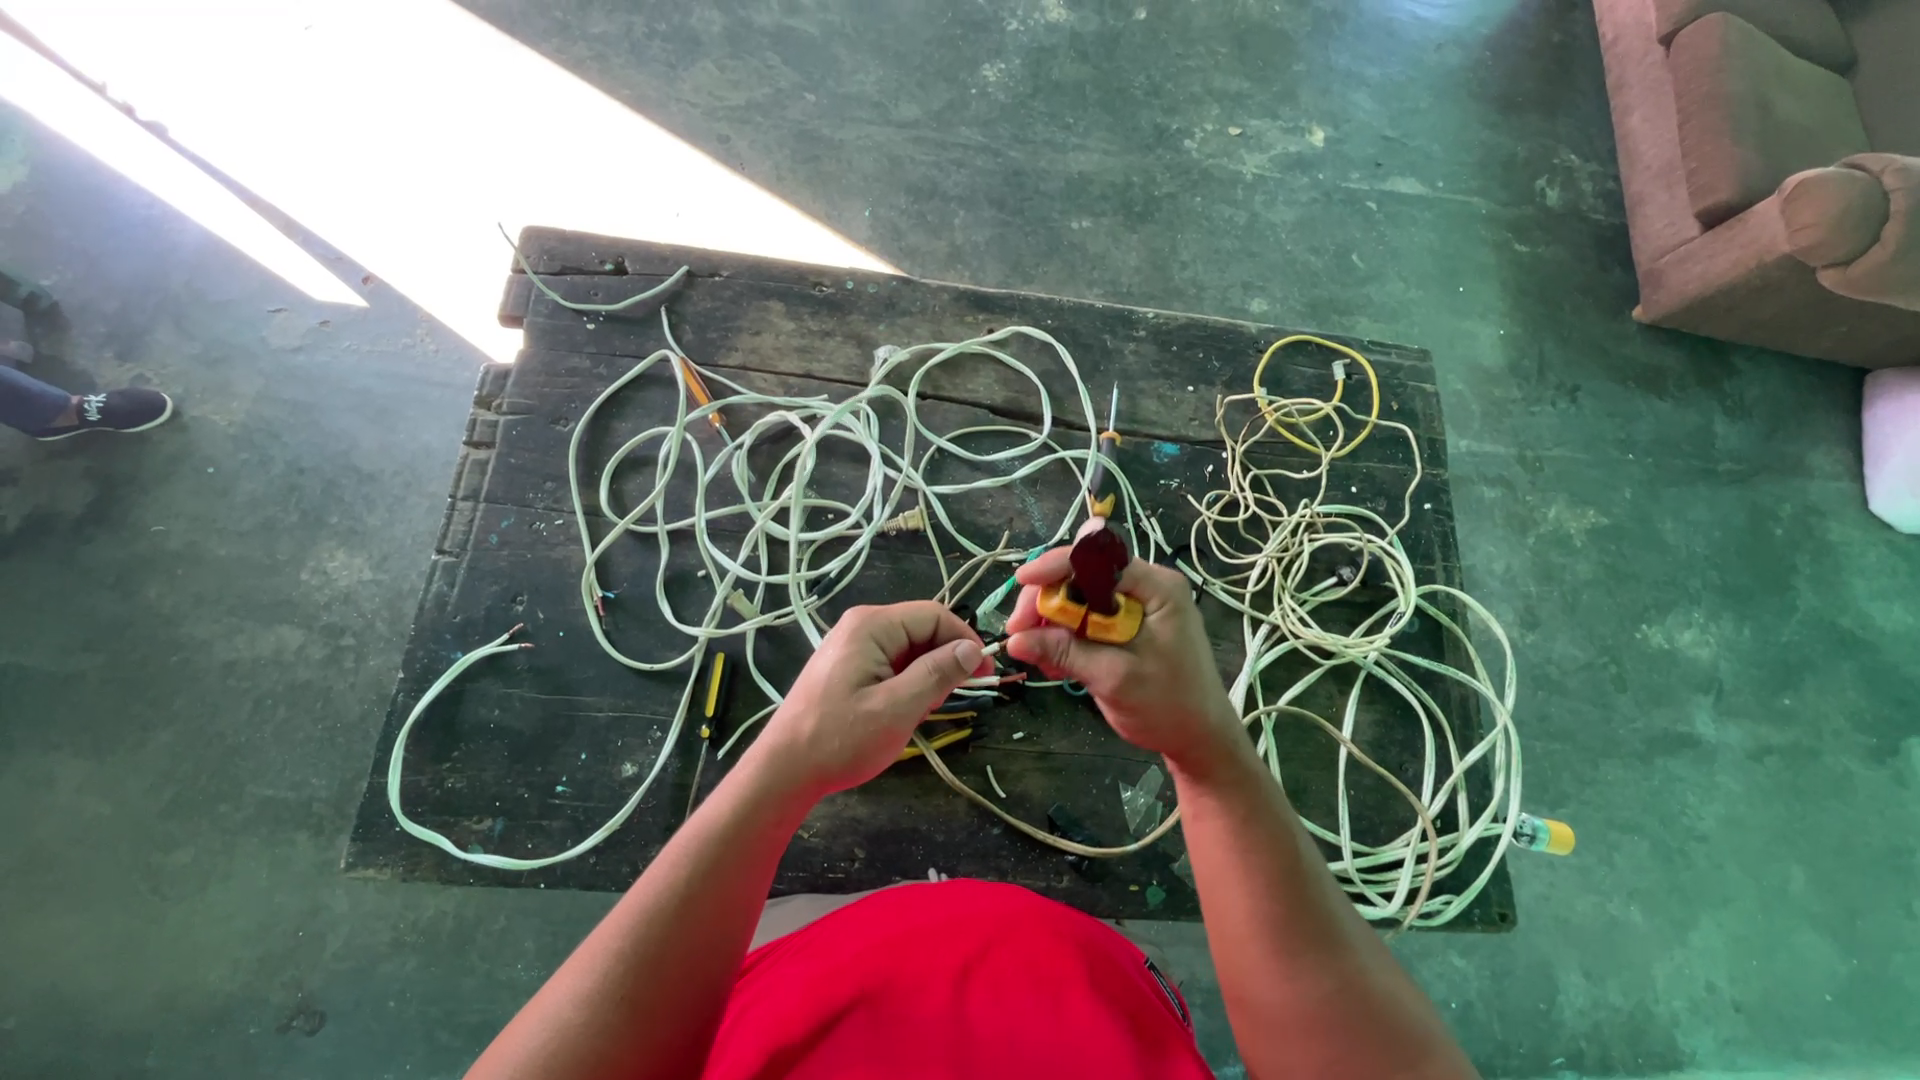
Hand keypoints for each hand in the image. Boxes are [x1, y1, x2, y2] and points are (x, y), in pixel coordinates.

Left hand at [749, 601, 989, 799]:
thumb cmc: (840, 739)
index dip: (964, 640)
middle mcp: (861, 626)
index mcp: (871, 625)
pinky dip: (906, 684)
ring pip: (909, 649)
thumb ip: (937, 674)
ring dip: (925, 676)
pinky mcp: (847, 666)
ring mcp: (851, 646)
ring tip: (919, 712)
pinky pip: (891, 663)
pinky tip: (902, 712)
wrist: (784, 770)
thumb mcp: (897, 708)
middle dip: (944, 660)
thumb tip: (971, 648)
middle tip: (951, 699)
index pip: (934, 615)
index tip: (985, 673)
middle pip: (921, 629)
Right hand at [1005, 547, 1244, 769]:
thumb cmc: (1169, 705)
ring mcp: (1133, 608)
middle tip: (1018, 632)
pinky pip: (1084, 621)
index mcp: (1156, 587)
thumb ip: (1066, 652)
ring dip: (1051, 623)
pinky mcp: (1123, 628)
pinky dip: (1064, 638)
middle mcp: (1145, 588)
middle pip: (1082, 576)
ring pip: (1077, 599)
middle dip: (1047, 601)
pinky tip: (1052, 663)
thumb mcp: (1114, 677)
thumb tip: (1014, 640)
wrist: (1200, 739)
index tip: (1022, 582)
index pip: (1098, 558)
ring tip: (1035, 655)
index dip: (1056, 566)